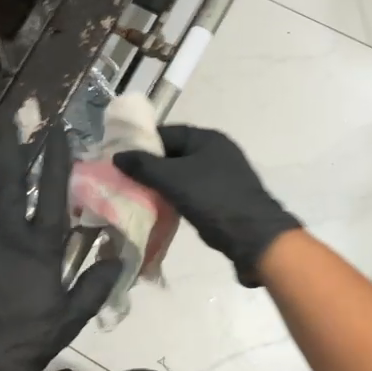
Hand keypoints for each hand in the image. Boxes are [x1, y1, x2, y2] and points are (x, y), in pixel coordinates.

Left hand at [0, 123, 121, 370]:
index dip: (55, 160)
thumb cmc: (36, 334)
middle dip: (9, 152)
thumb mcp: (75, 312)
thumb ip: (97, 283)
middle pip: (9, 185)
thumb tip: (120, 258)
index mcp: (41, 248)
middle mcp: (9, 238)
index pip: (51, 193)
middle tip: (7, 123)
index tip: (57, 132)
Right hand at [113, 125, 299, 286]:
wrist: (254, 237)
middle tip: (124, 179)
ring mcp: (221, 175)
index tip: (119, 159)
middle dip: (149, 166)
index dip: (141, 144)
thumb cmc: (213, 199)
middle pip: (173, 153)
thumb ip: (143, 166)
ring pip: (181, 174)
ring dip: (160, 184)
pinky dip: (174, 196)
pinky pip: (190, 190)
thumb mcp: (173, 180)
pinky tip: (158, 207)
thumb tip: (117, 155)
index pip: (166, 133)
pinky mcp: (221, 197)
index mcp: (207, 138)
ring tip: (137, 195)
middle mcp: (216, 151)